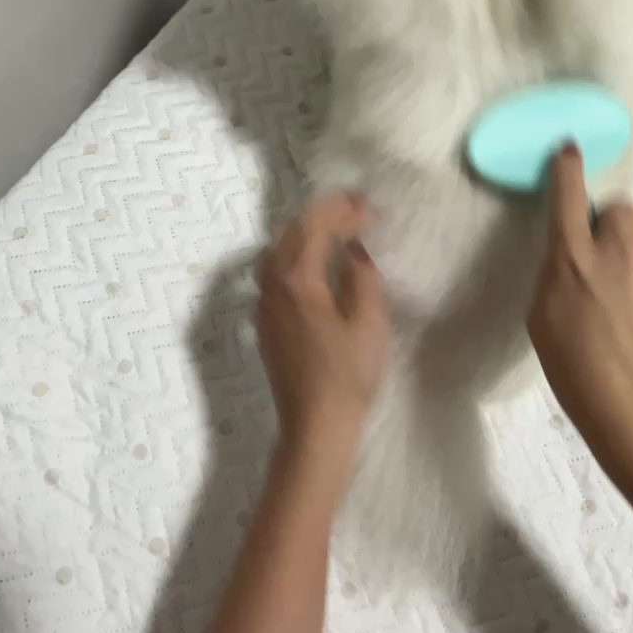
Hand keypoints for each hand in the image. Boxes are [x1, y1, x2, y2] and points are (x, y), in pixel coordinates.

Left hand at [256, 193, 388, 479]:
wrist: (315, 425)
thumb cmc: (348, 376)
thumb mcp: (369, 323)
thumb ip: (361, 277)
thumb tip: (352, 250)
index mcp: (296, 281)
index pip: (313, 227)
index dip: (340, 210)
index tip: (368, 207)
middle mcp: (271, 286)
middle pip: (290, 234)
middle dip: (322, 215)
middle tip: (355, 210)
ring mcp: (263, 304)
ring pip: (277, 252)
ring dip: (305, 233)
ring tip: (336, 230)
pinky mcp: (264, 321)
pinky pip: (274, 272)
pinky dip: (295, 255)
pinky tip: (316, 263)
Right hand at [527, 147, 632, 483]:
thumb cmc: (576, 374)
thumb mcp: (541, 321)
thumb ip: (555, 276)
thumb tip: (572, 258)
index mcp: (572, 259)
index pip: (569, 195)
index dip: (567, 167)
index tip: (568, 149)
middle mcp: (618, 253)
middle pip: (619, 208)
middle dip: (608, 222)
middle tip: (597, 258)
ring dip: (628, 263)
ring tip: (621, 312)